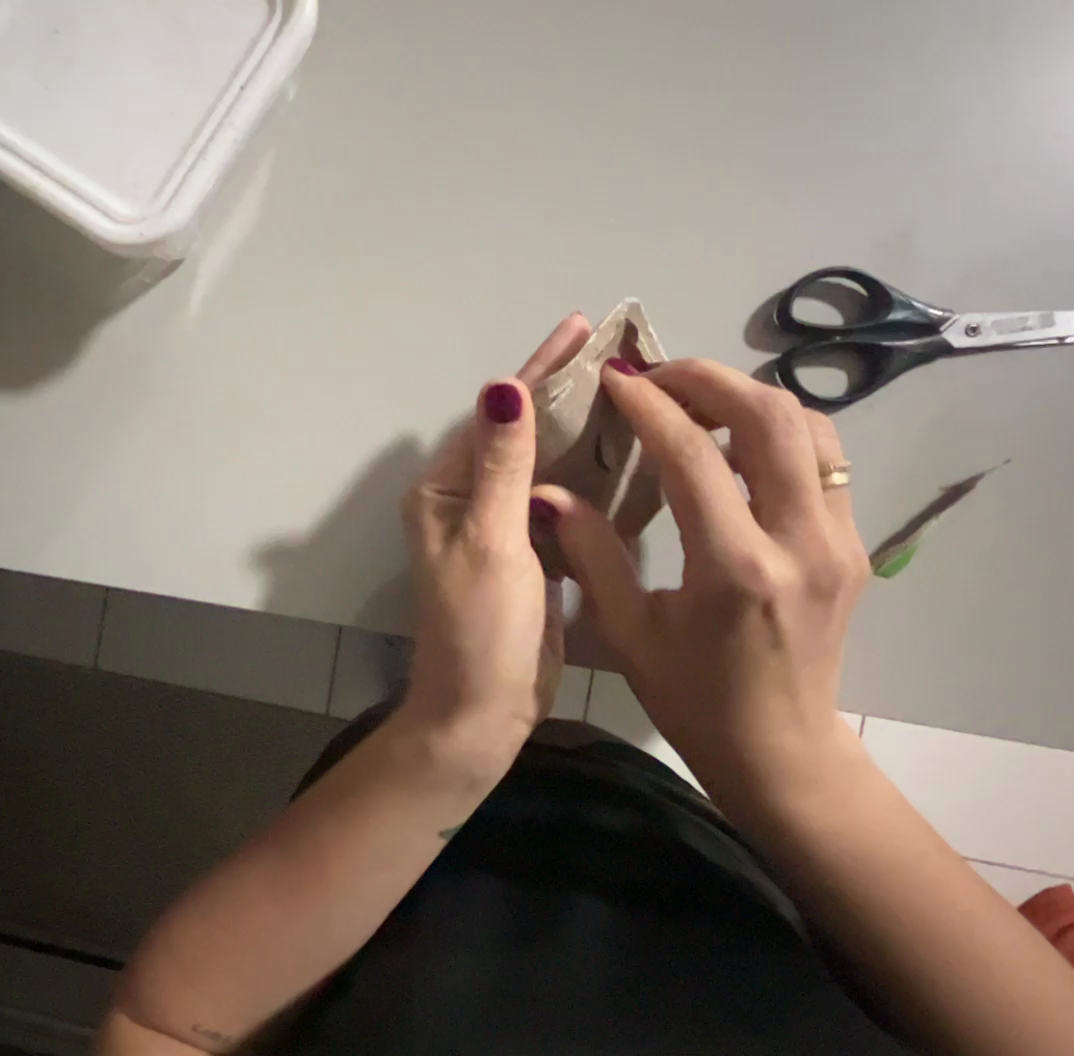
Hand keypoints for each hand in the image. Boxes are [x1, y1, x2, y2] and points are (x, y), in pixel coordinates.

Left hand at [401, 315, 592, 730]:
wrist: (483, 711)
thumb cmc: (480, 629)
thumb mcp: (491, 541)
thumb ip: (501, 466)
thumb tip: (503, 385)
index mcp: (444, 493)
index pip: (494, 417)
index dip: (537, 371)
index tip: (580, 327)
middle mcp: (465, 502)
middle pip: (518, 434)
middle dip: (562, 393)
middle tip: (618, 350)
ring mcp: (498, 528)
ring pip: (541, 465)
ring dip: (579, 431)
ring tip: (630, 392)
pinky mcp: (526, 554)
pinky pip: (557, 501)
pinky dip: (587, 478)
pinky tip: (625, 456)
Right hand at [533, 358, 868, 769]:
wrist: (780, 750)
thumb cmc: (691, 698)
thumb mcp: (626, 632)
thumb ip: (590, 552)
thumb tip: (548, 492)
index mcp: (735, 569)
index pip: (693, 455)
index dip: (649, 405)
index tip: (615, 377)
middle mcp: (799, 542)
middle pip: (769, 416)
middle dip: (707, 378)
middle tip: (655, 375)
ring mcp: (839, 540)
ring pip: (809, 426)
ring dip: (748, 398)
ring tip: (692, 403)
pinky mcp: (854, 544)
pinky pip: (823, 458)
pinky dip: (777, 430)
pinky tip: (733, 444)